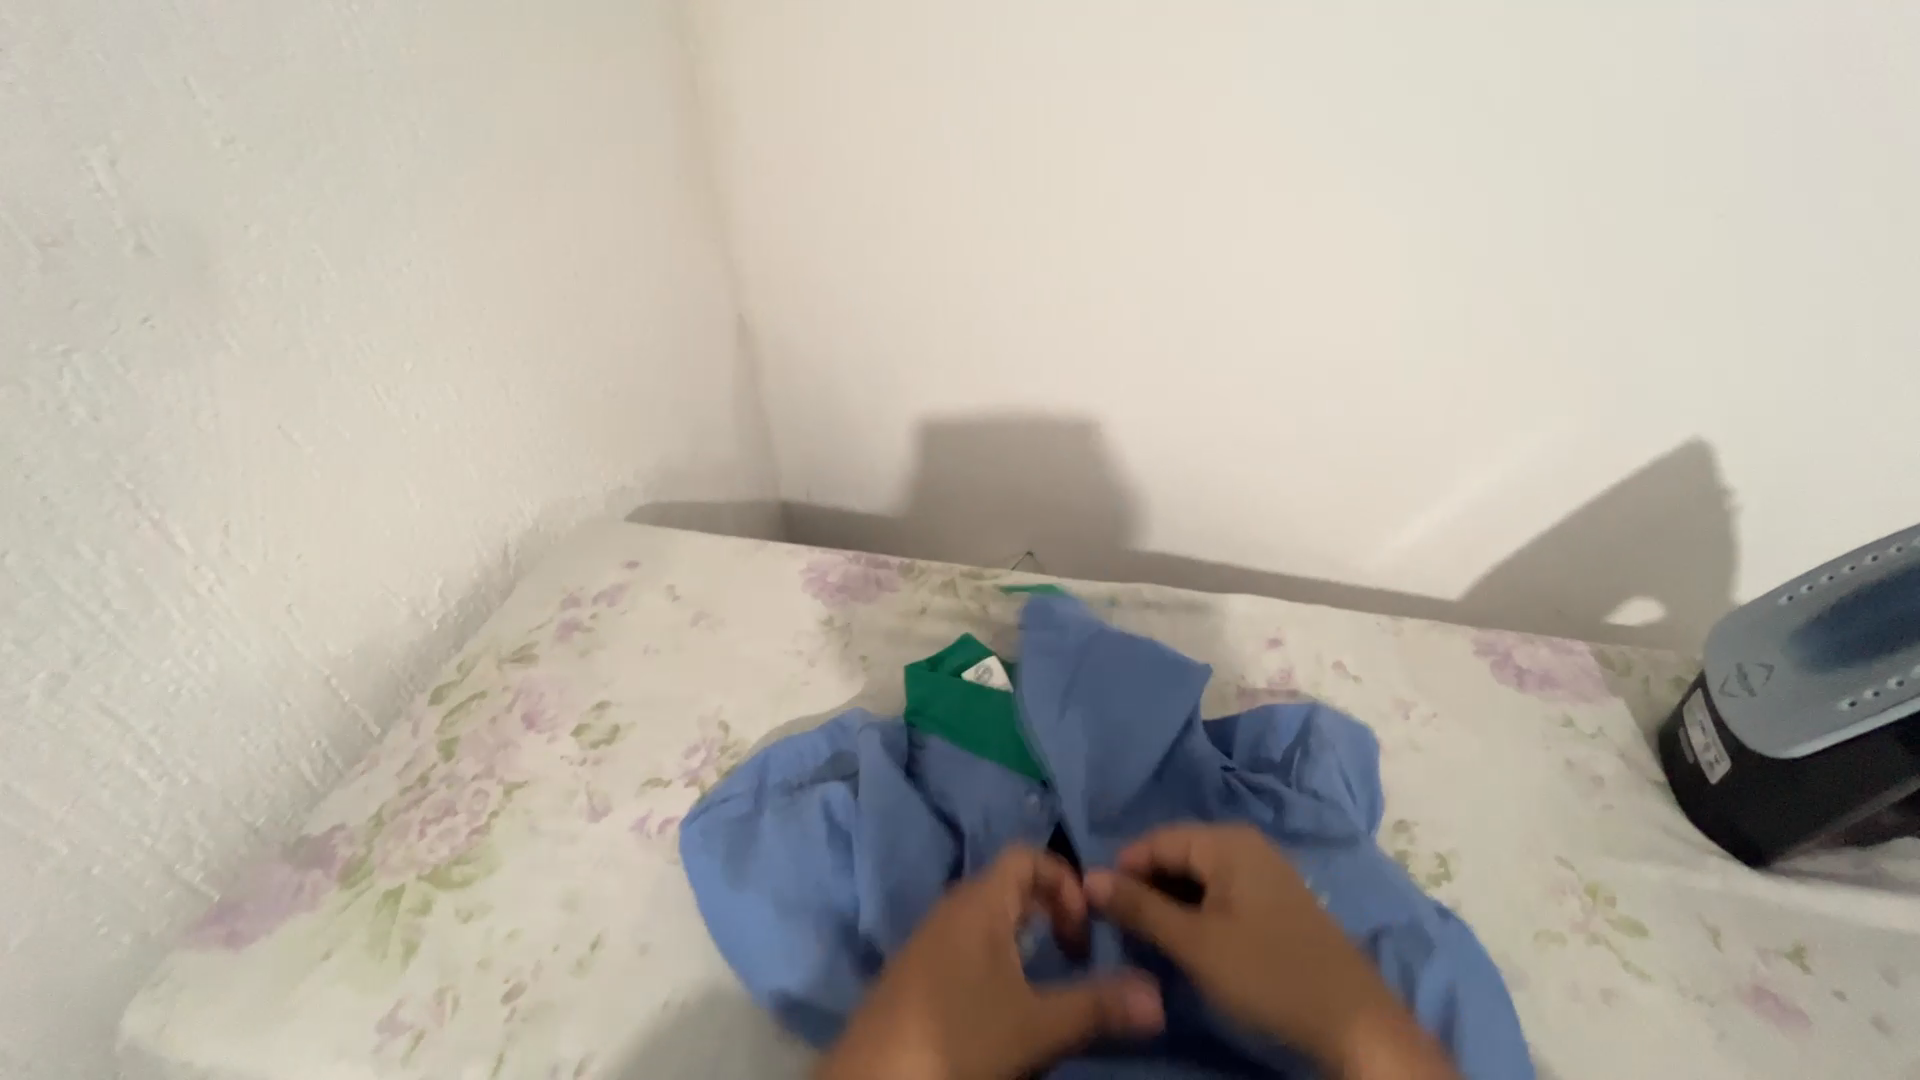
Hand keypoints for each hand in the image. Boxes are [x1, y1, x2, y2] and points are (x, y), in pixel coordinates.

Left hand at [815, 847, 1164, 1079]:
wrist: (872, 1079)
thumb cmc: (957, 1037)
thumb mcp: (1034, 1026)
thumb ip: (1096, 1007)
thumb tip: (1158, 996)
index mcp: (979, 902)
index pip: (1026, 856)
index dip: (1064, 880)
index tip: (1087, 928)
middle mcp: (952, 908)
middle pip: (1010, 885)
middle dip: (1050, 912)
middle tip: (1076, 956)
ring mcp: (930, 938)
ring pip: (989, 919)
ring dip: (1024, 940)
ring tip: (1046, 983)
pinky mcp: (917, 971)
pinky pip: (968, 944)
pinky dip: (997, 959)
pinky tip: (1003, 1006)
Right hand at [1085, 824, 1458, 1079]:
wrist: (1358, 1027)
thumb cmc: (1269, 976)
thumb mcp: (1195, 944)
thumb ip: (1139, 907)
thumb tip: (1086, 877)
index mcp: (1226, 842)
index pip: (1154, 841)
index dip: (1121, 871)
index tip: (1095, 910)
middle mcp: (1245, 844)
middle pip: (1176, 855)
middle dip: (1145, 888)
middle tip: (1121, 931)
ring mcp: (1265, 872)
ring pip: (1197, 876)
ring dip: (1169, 903)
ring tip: (1149, 941)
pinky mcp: (1275, 901)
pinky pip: (1220, 892)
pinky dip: (1196, 912)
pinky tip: (1188, 943)